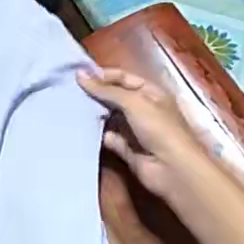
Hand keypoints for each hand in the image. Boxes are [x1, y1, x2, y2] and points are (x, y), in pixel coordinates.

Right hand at [78, 67, 218, 202]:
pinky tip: (80, 129)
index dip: (103, 75)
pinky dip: (98, 134)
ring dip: (94, 113)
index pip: (124, 77)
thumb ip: (107, 90)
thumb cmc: (158, 128)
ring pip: (110, 118)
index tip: (78, 76)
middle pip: (116, 97)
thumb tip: (80, 75)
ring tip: (70, 107)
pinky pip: (109, 138)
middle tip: (70, 91)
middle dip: (96, 94)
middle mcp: (144, 109)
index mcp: (151, 92)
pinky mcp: (128, 150)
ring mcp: (135, 130)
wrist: (173, 169)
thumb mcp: (134, 102)